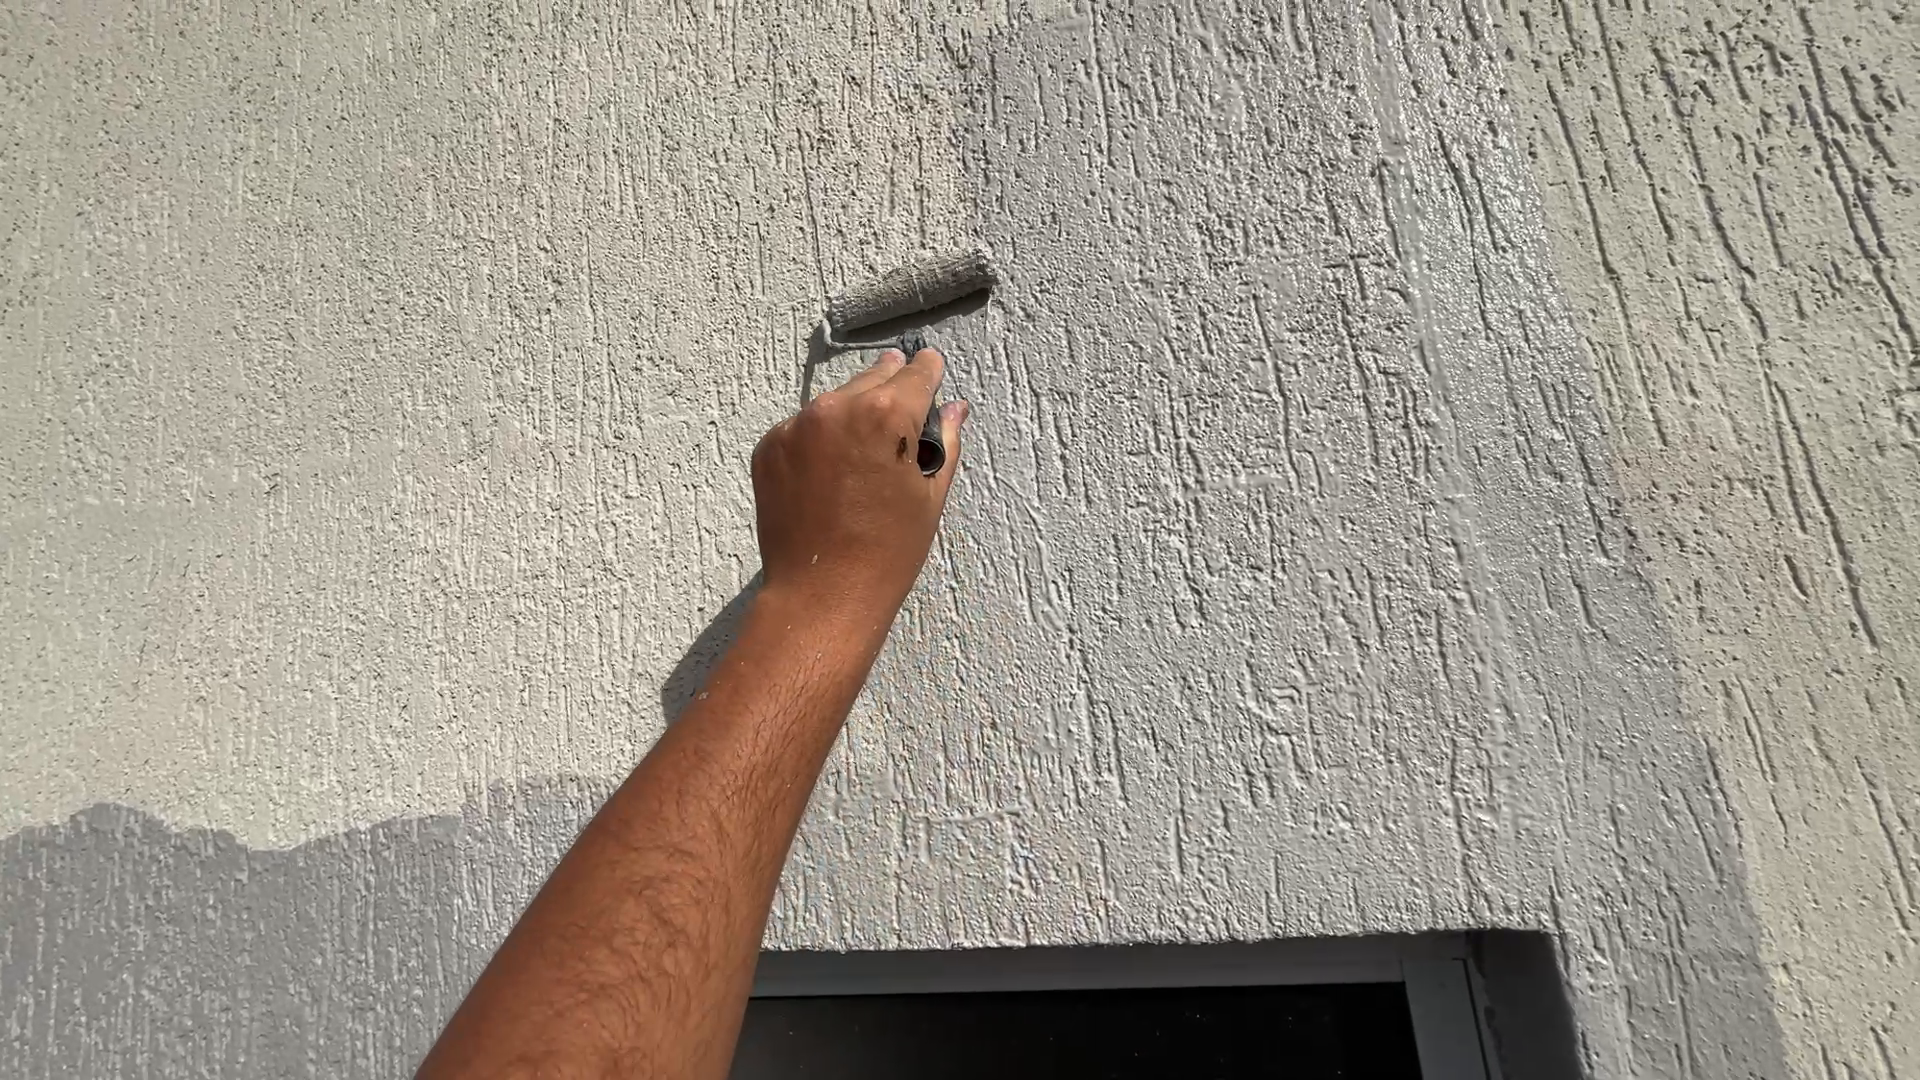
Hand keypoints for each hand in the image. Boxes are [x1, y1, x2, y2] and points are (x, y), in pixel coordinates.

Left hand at [751, 347, 967, 625]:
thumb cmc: (888, 552)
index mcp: (887, 415)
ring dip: (853, 414)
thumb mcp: (929, 496)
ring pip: (835, 403)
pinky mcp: (769, 447)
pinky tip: (832, 472)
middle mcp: (837, 408)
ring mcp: (796, 427)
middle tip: (900, 407)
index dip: (928, 371)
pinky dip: (819, 439)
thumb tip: (955, 409)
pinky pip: (803, 428)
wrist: (822, 593)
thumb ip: (944, 443)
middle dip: (891, 388)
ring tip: (866, 449)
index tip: (930, 366)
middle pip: (874, 379)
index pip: (916, 373)